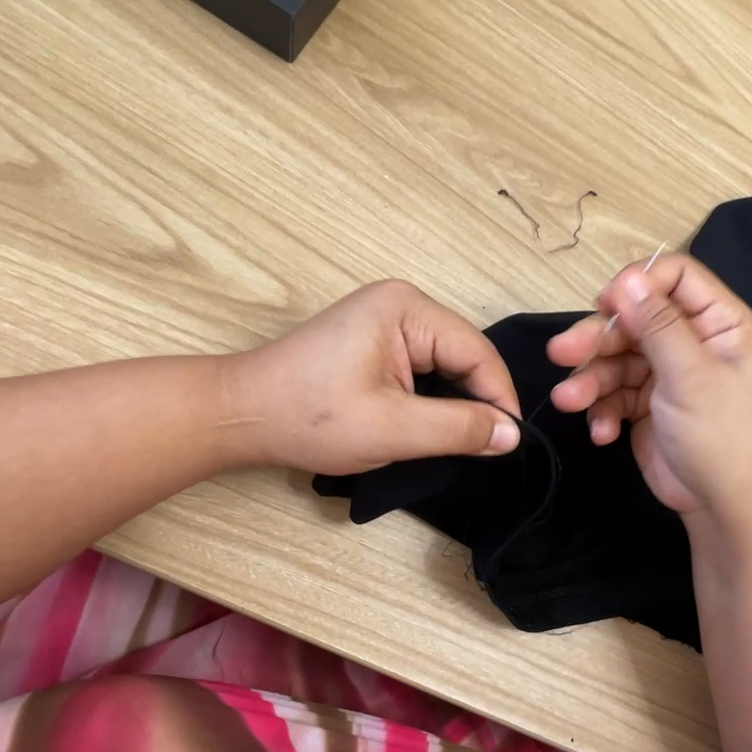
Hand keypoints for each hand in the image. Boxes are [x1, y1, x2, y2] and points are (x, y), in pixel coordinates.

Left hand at [220, 280, 520, 474]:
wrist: (239, 415)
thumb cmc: (307, 417)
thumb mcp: (392, 430)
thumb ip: (459, 430)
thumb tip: (512, 435)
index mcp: (406, 309)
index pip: (477, 352)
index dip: (499, 398)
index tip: (509, 443)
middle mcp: (402, 304)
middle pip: (465, 356)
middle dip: (478, 400)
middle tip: (489, 447)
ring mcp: (388, 321)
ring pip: (447, 365)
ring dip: (457, 402)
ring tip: (464, 440)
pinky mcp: (377, 341)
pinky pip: (426, 369)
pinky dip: (435, 399)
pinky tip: (434, 426)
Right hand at [547, 254, 751, 518]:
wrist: (726, 508)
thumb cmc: (723, 436)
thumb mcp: (690, 376)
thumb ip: (658, 324)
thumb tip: (627, 278)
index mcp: (719, 324)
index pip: (676, 277)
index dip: (638, 284)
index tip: (605, 303)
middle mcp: (693, 342)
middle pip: (635, 319)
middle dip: (598, 338)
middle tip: (559, 352)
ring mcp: (668, 375)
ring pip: (617, 359)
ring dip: (591, 380)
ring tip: (569, 401)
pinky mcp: (647, 407)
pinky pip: (614, 394)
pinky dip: (602, 411)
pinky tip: (603, 434)